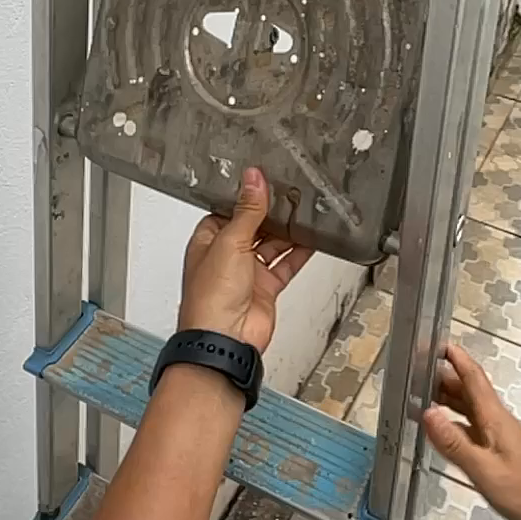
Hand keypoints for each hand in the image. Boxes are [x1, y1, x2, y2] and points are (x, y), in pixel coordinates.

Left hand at [179, 167, 313, 351]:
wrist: (226, 338)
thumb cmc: (211, 298)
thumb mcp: (230, 242)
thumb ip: (247, 211)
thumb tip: (253, 181)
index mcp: (209, 242)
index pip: (228, 212)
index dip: (245, 199)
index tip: (263, 183)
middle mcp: (227, 257)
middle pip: (253, 227)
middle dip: (270, 214)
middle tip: (290, 194)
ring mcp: (247, 273)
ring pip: (271, 245)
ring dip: (286, 232)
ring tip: (304, 212)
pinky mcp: (266, 288)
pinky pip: (285, 265)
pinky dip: (298, 254)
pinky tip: (311, 240)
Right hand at [422, 341, 520, 519]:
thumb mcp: (484, 470)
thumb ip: (454, 443)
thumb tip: (426, 412)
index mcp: (494, 417)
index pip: (473, 378)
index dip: (457, 358)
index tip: (438, 342)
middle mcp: (496, 421)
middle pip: (469, 390)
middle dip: (446, 377)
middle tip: (418, 370)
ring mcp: (500, 437)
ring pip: (471, 409)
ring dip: (449, 399)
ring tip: (423, 395)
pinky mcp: (500, 454)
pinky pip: (472, 428)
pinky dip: (456, 423)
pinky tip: (444, 431)